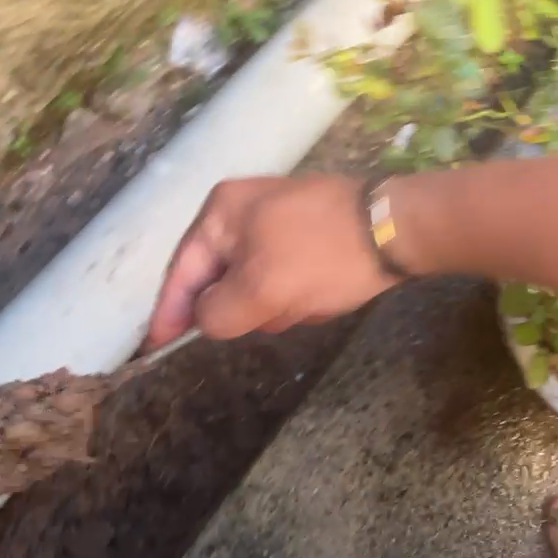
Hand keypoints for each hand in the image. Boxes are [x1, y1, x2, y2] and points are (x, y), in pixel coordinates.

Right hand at [146, 175, 401, 347]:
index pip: (182, 271)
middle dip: (254, 306)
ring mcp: (286, 221)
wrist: (401, 230)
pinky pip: (299, 279)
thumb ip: (219, 312)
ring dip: (288, 304)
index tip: (156, 347)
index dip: (170, 312)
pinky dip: (312, 294)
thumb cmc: (325, 255)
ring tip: (317, 298)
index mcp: (223, 212)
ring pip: (267, 286)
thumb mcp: (262, 290)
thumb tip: (206, 319)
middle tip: (284, 309)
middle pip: (228, 281)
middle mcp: (248, 210)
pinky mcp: (319, 236)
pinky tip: (335, 294)